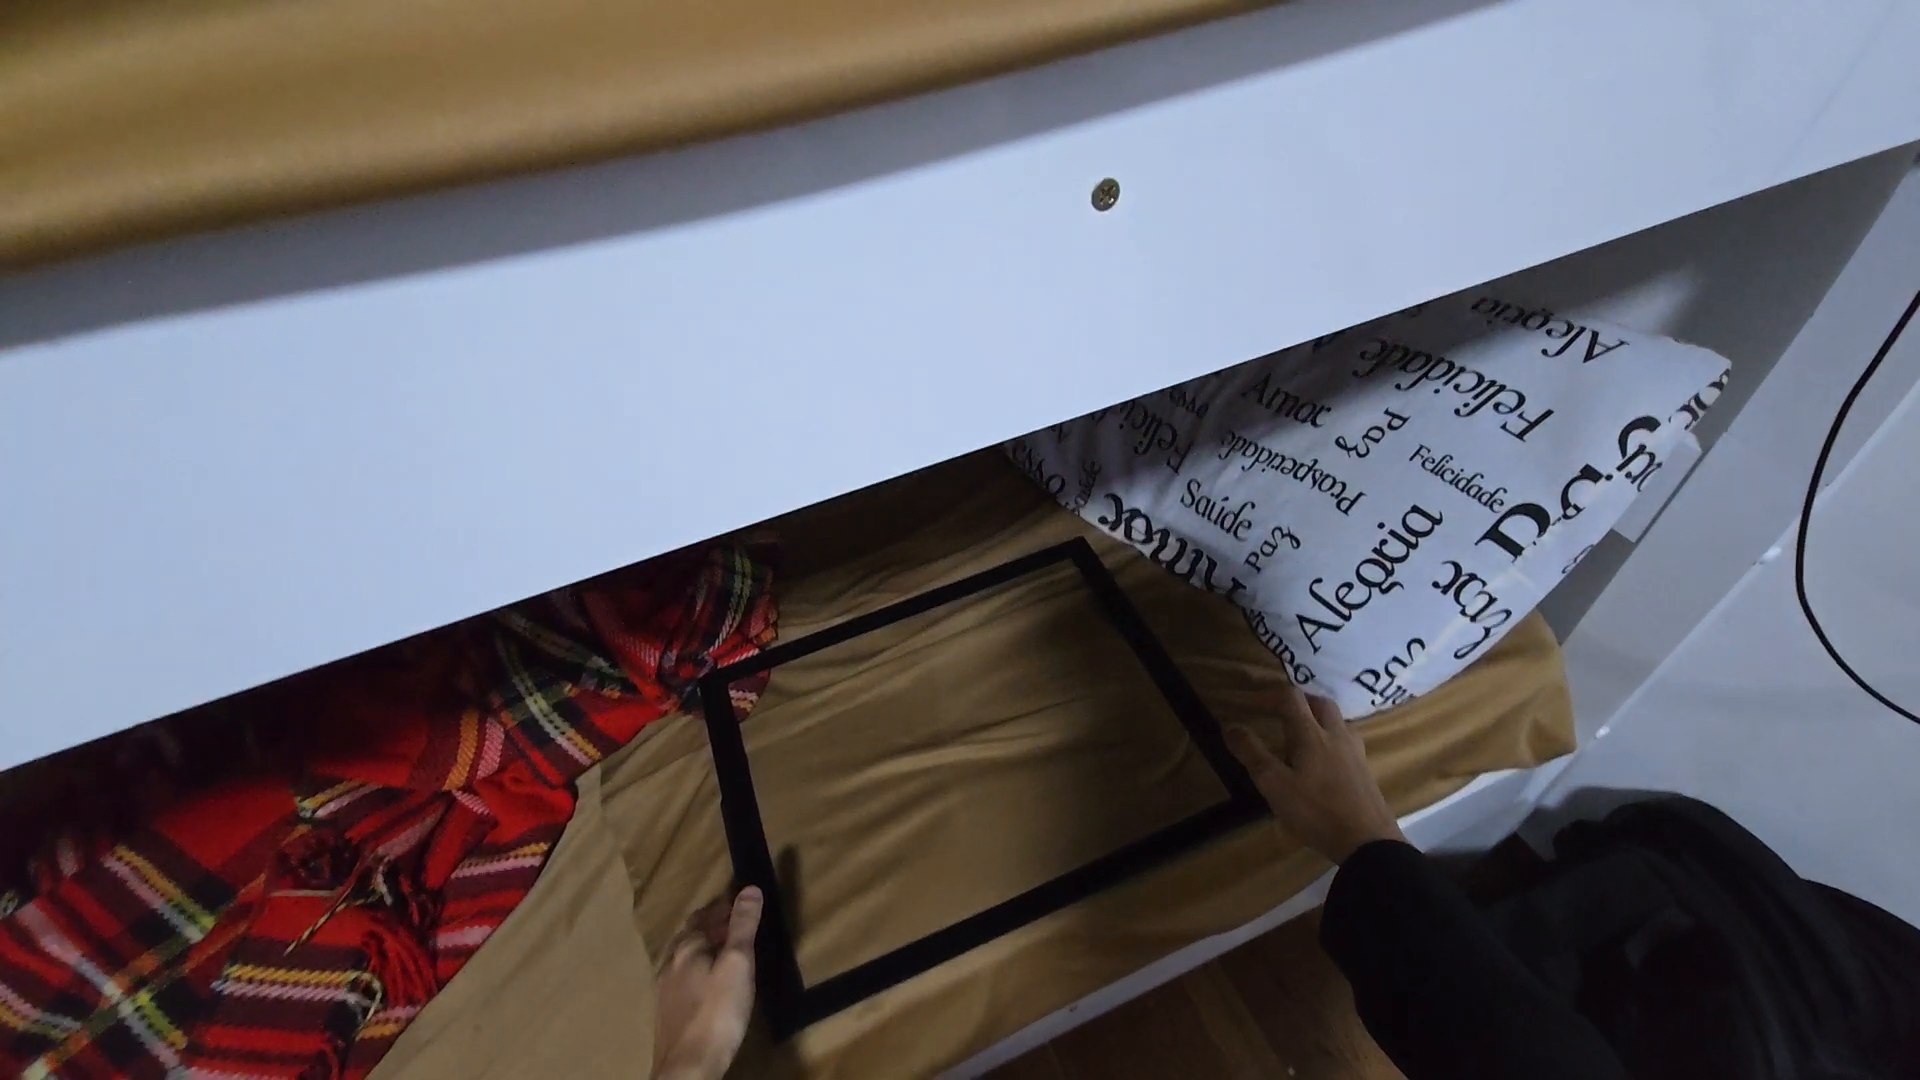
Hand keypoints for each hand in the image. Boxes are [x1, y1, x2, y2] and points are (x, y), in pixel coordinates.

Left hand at [654, 886, 762, 1079]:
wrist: (688, 1070)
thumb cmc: (717, 1012)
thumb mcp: (738, 964)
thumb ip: (743, 926)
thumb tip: (750, 888)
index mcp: (686, 948)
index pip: (705, 915)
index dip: (724, 907)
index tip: (743, 903)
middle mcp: (670, 963)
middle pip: (691, 934)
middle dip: (712, 925)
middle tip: (736, 924)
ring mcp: (664, 990)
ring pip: (684, 957)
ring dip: (704, 947)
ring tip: (725, 951)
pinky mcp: (666, 1014)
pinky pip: (682, 978)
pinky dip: (697, 968)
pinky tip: (707, 983)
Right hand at [1224, 689, 1406, 864]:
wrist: (1368, 844)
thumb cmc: (1316, 811)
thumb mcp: (1274, 784)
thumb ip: (1251, 753)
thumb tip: (1229, 726)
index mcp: (1311, 734)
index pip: (1291, 698)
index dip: (1269, 694)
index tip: (1251, 703)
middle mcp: (1336, 736)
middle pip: (1320, 702)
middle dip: (1298, 701)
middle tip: (1279, 713)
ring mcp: (1355, 753)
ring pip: (1338, 721)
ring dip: (1318, 717)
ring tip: (1302, 733)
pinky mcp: (1366, 772)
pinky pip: (1347, 741)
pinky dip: (1331, 738)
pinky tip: (1325, 759)